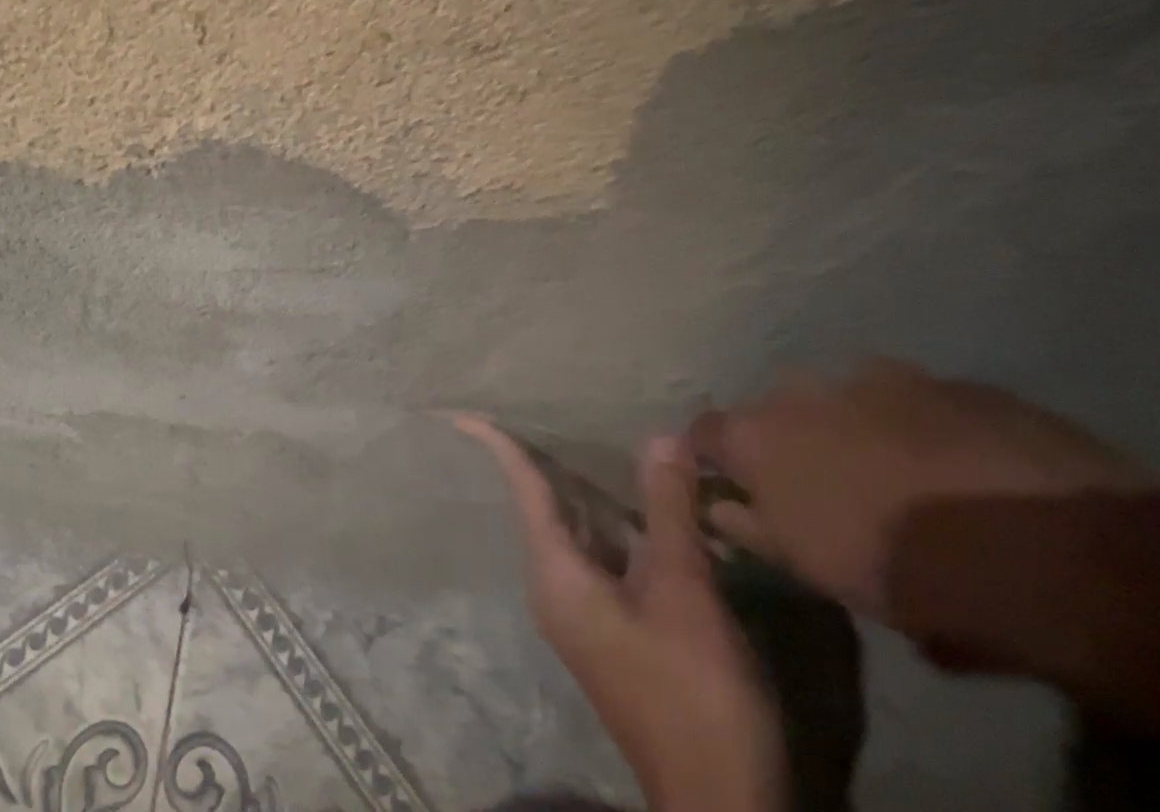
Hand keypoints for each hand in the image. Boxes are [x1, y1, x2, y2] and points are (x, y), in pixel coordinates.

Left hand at [452, 414, 784, 811]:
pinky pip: (602, 558)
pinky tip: (645, 505)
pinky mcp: (613, 629)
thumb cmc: (694, 688)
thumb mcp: (684, 591)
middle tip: (537, 406)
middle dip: (541, 460)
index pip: (523, 492)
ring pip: (577, 534)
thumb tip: (659, 437)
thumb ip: (667, 512)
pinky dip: (617, 525)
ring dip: (586, 491)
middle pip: (543, 508)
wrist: (716, 791)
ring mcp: (583, 612)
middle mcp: (556, 589)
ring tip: (592, 439)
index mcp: (556, 576)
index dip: (497, 447)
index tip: (464, 412)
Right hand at [688, 358, 1143, 622]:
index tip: (725, 479)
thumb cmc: (888, 564)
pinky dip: (920, 425)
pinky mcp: (955, 383)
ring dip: (854, 423)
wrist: (1030, 545)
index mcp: (754, 435)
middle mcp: (803, 392)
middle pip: (776, 408)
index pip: (703, 431)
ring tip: (888, 466)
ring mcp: (882, 379)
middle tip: (815, 478)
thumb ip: (750, 527)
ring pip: (848, 397)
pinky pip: (920, 401)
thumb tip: (718, 509)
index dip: (712, 455)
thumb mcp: (803, 564)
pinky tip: (950, 462)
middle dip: (788, 435)